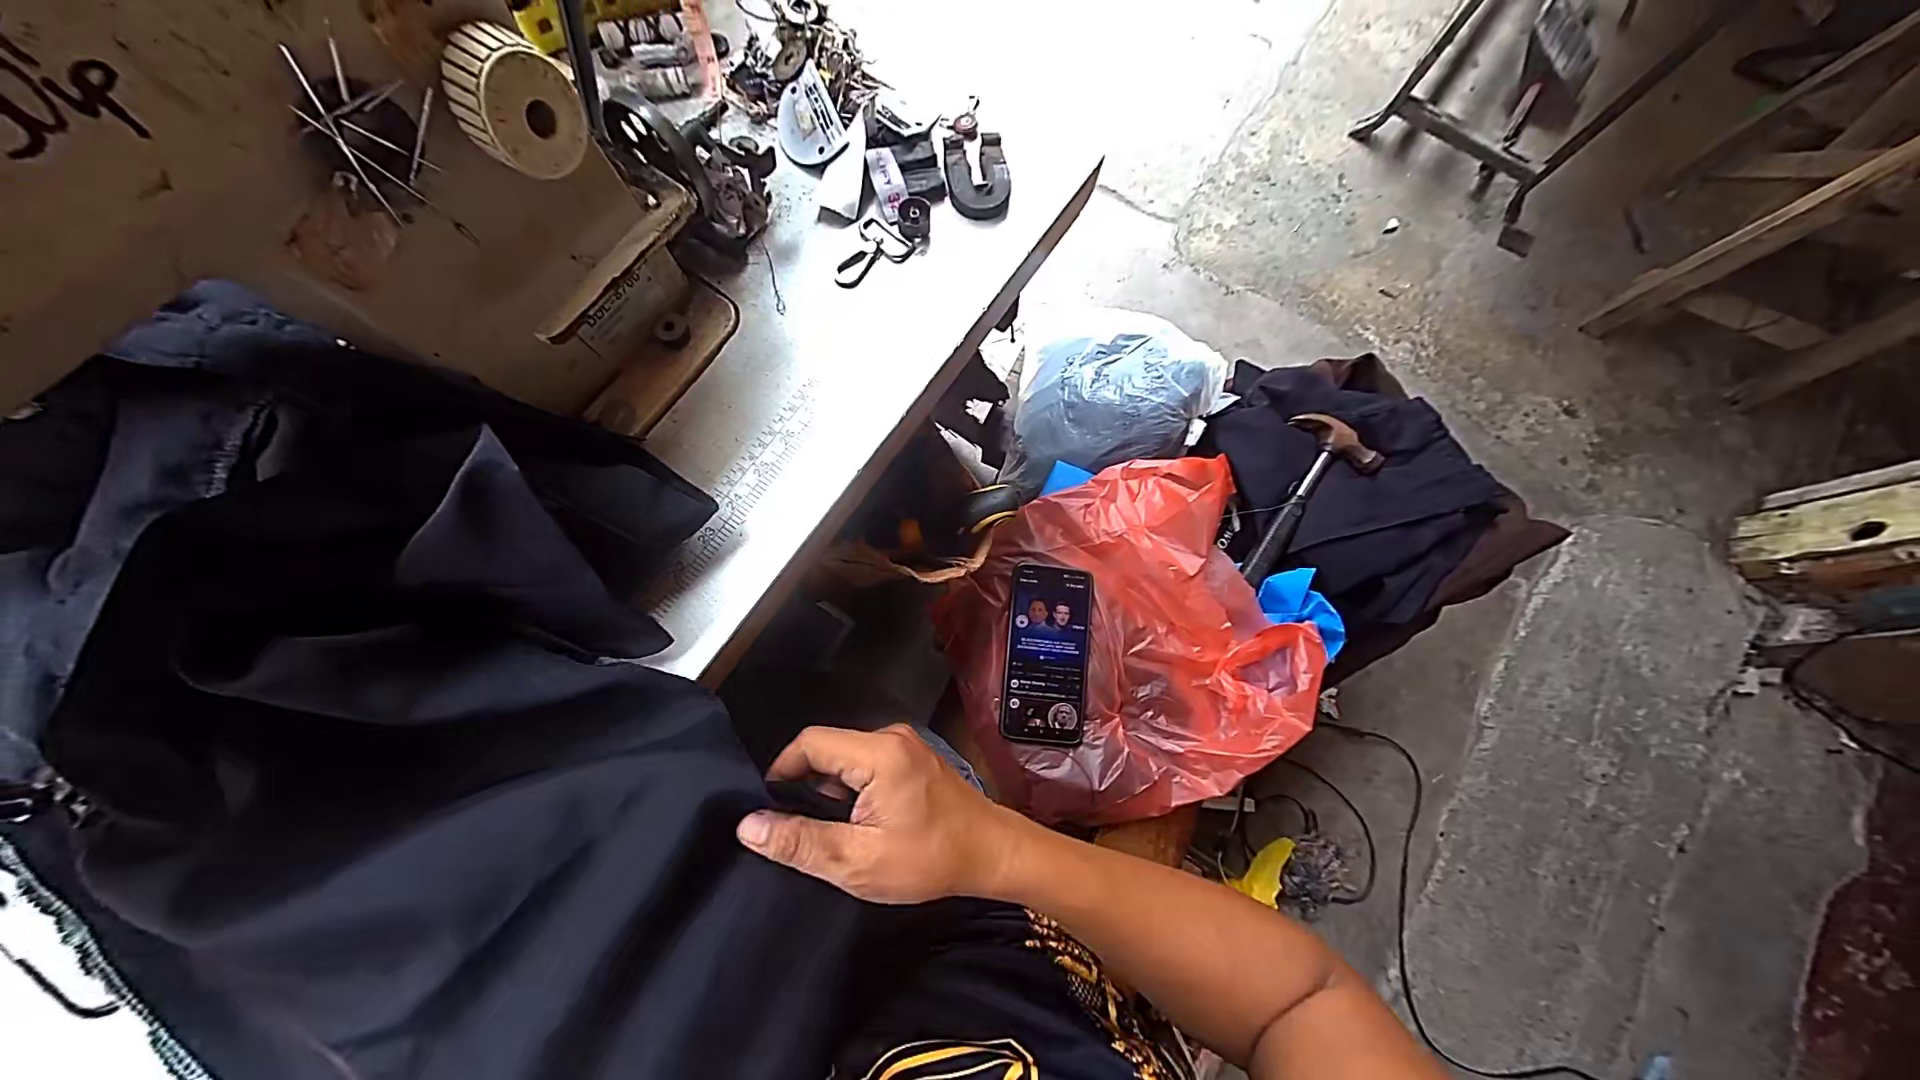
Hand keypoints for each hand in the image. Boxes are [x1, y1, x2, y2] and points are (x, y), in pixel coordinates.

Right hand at [735, 724, 1027, 903]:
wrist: (991, 853)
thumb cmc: (932, 858)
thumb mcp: (858, 860)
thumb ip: (801, 841)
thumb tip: (750, 825)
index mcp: (879, 752)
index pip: (809, 742)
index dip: (782, 772)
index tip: (770, 808)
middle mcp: (891, 737)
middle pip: (827, 749)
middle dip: (807, 786)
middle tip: (803, 828)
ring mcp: (904, 746)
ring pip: (846, 759)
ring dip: (832, 791)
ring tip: (835, 832)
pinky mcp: (911, 759)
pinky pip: (866, 764)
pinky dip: (853, 790)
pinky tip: (860, 824)